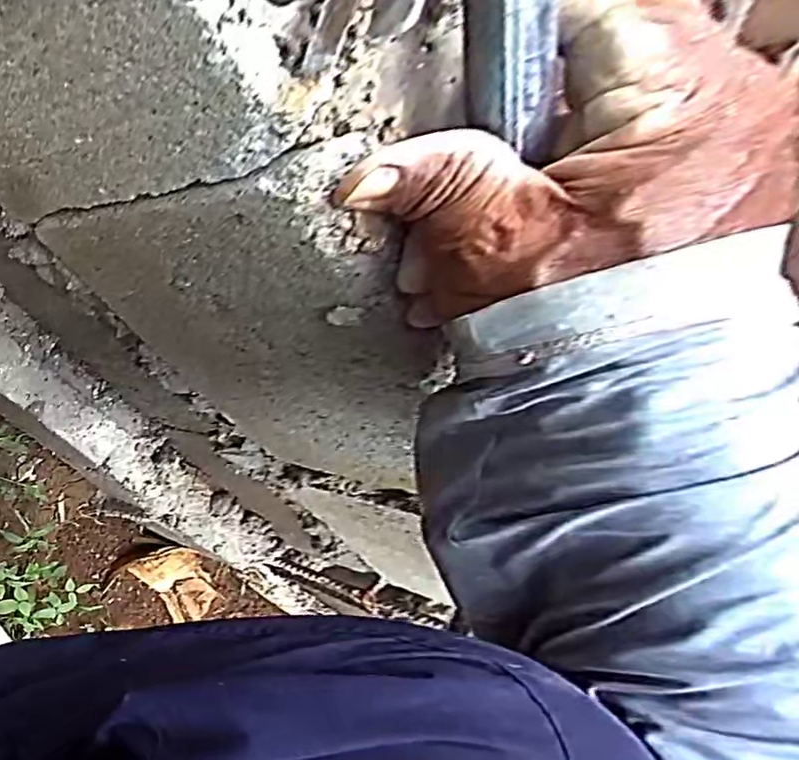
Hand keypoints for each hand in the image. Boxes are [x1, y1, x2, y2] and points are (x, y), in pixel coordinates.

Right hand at [335, 0, 798, 324]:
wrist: (611, 374)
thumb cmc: (562, 313)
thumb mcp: (482, 235)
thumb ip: (435, 180)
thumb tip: (365, 174)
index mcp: (689, 99)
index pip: (596, 18)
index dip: (515, 50)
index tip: (472, 83)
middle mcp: (742, 100)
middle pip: (598, 71)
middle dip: (517, 128)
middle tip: (479, 183)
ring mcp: (745, 133)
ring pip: (611, 113)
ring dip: (538, 161)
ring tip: (502, 217)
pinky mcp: (728, 167)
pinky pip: (637, 146)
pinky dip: (574, 179)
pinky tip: (540, 221)